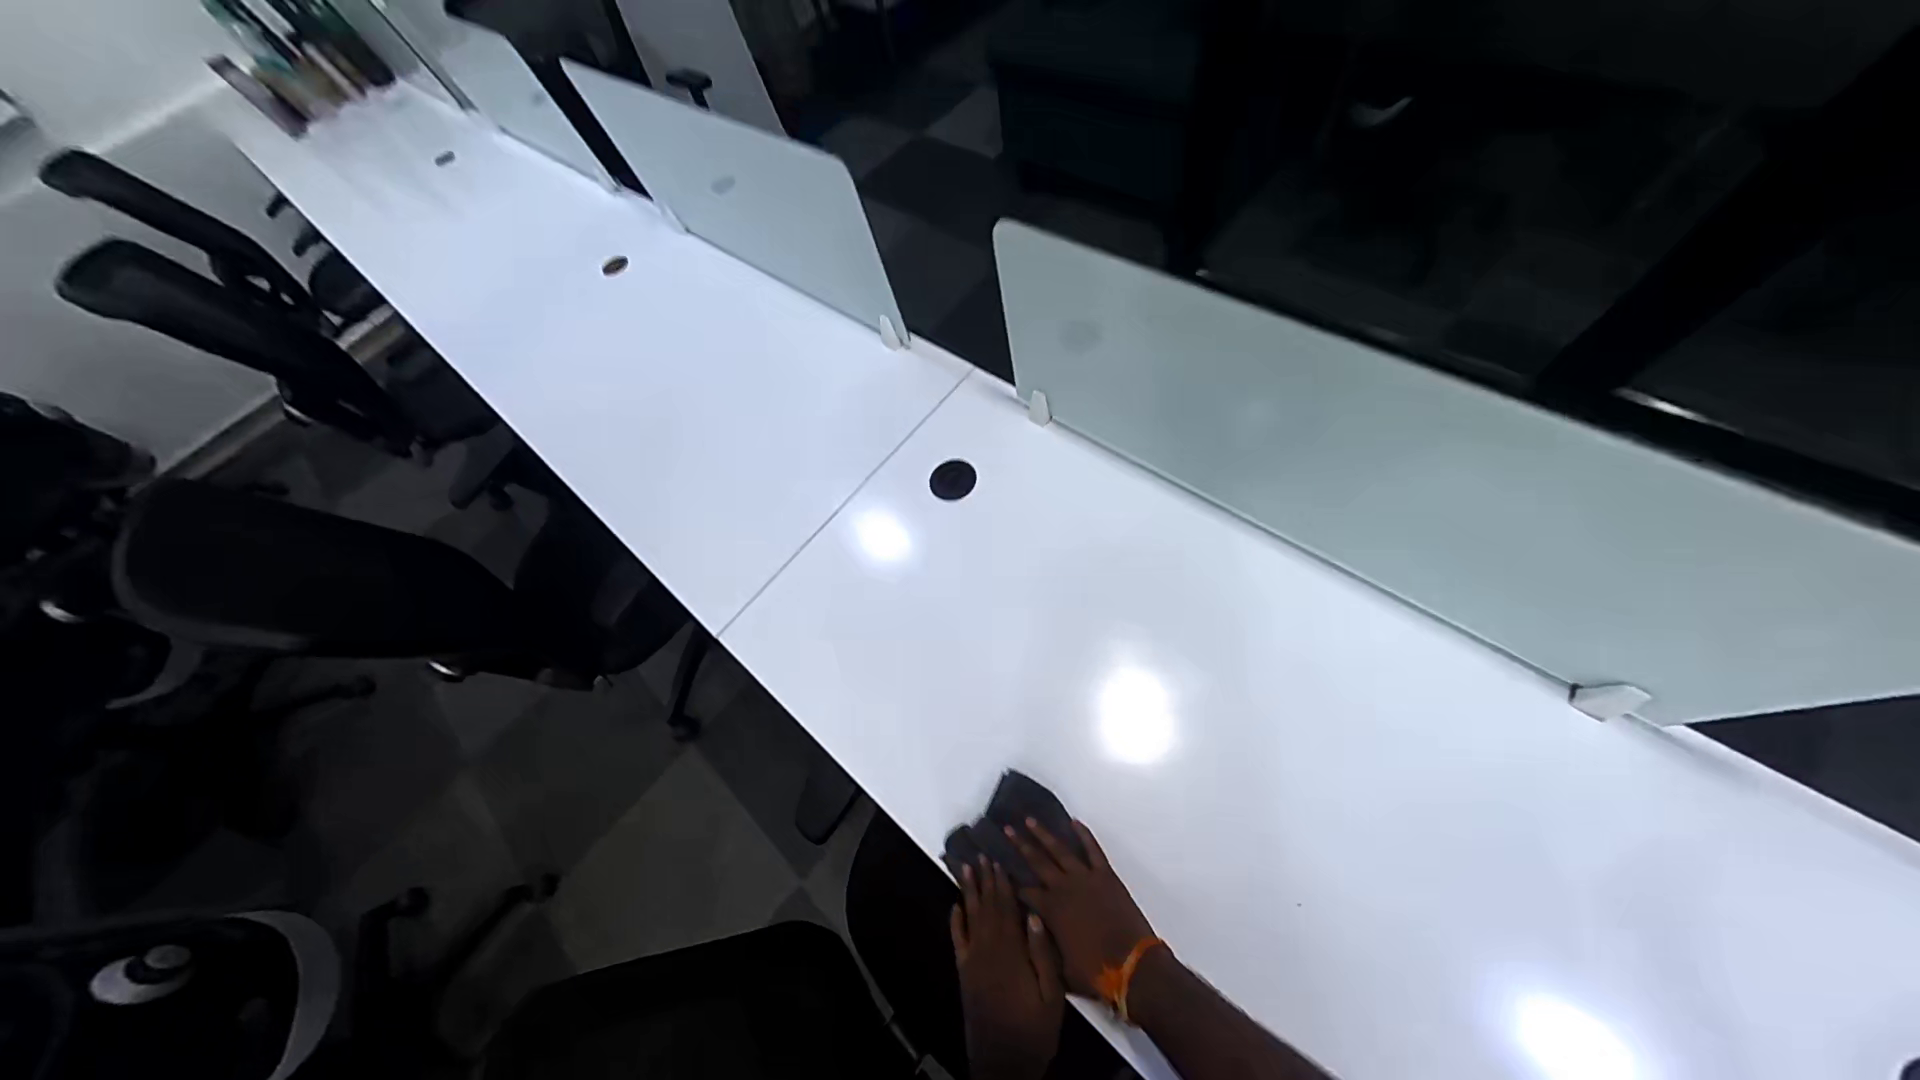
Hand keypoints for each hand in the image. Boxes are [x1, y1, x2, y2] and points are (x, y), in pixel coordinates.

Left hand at [949, 855, 1063, 1079]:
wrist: (1003, 1061)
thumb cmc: (1034, 1029)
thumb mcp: (1051, 995)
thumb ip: (1043, 953)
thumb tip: (1034, 914)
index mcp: (1011, 952)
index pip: (1007, 908)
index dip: (1003, 883)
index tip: (999, 860)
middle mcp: (988, 950)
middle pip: (987, 906)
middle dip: (985, 879)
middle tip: (980, 854)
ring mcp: (973, 960)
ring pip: (970, 916)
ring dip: (968, 891)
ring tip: (965, 867)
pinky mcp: (964, 972)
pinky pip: (958, 940)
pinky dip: (956, 920)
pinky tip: (955, 905)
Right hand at [1003, 819, 1155, 999]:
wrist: (1133, 967)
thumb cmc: (1096, 972)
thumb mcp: (1060, 969)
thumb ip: (1043, 947)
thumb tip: (1030, 931)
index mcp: (1051, 910)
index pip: (1025, 891)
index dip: (1012, 881)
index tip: (1001, 867)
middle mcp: (1063, 888)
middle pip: (1037, 861)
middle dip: (1020, 844)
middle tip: (1008, 828)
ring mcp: (1085, 878)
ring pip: (1060, 849)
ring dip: (1044, 833)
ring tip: (1030, 820)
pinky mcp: (1106, 875)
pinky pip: (1092, 849)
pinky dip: (1084, 835)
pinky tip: (1075, 823)